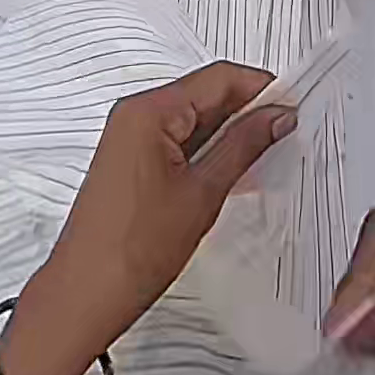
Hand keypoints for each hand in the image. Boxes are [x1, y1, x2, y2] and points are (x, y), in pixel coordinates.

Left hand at [0, 61, 296, 374]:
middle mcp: (136, 111)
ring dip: (229, 130)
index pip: (218, 77)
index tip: (292, 105)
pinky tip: (234, 166)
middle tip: (285, 130)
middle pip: (204, 92)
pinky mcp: (131, 154)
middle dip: (246, 109)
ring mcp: (131, 132)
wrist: (83, 296)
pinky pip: (178, 135)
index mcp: (150, 110)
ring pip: (193, 115)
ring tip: (266, 151)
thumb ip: (245, 144)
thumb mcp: (203, 192)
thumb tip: (278, 115)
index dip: (259, 87)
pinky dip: (207, 146)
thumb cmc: (135, 249)